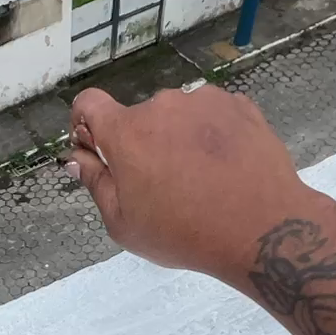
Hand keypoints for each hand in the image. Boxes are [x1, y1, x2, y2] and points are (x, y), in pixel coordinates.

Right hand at [66, 86, 331, 286]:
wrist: (258, 226)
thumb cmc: (181, 233)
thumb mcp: (123, 223)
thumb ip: (96, 183)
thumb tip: (76, 158)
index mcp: (126, 133)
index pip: (88, 104)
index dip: (84, 124)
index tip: (96, 150)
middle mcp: (162, 105)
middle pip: (137, 119)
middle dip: (139, 146)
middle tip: (157, 188)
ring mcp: (204, 101)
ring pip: (175, 117)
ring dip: (175, 141)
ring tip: (195, 181)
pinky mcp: (238, 105)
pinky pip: (209, 117)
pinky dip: (207, 137)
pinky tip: (220, 170)